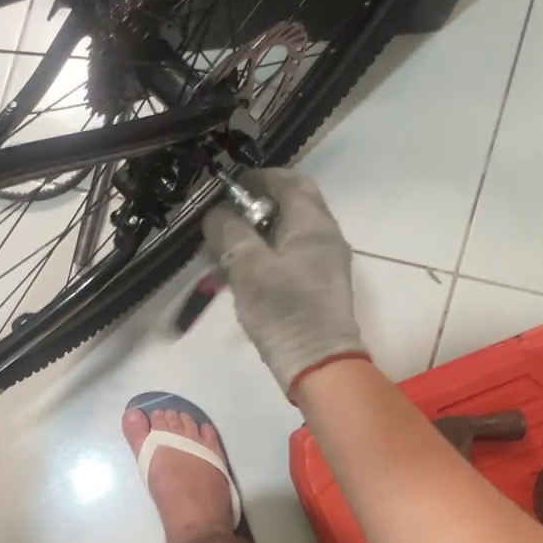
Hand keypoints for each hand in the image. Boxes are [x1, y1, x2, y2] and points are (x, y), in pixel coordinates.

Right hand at [202, 168, 366, 397]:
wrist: (317, 363)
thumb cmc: (284, 310)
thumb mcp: (247, 266)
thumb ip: (230, 233)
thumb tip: (217, 214)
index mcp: (312, 223)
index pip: (289, 181)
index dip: (258, 178)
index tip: (229, 187)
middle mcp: (325, 236)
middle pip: (290, 208)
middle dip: (254, 210)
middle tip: (223, 221)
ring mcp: (325, 264)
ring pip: (287, 236)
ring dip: (256, 237)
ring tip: (223, 252)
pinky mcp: (318, 288)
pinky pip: (290, 259)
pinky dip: (265, 257)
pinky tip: (240, 275)